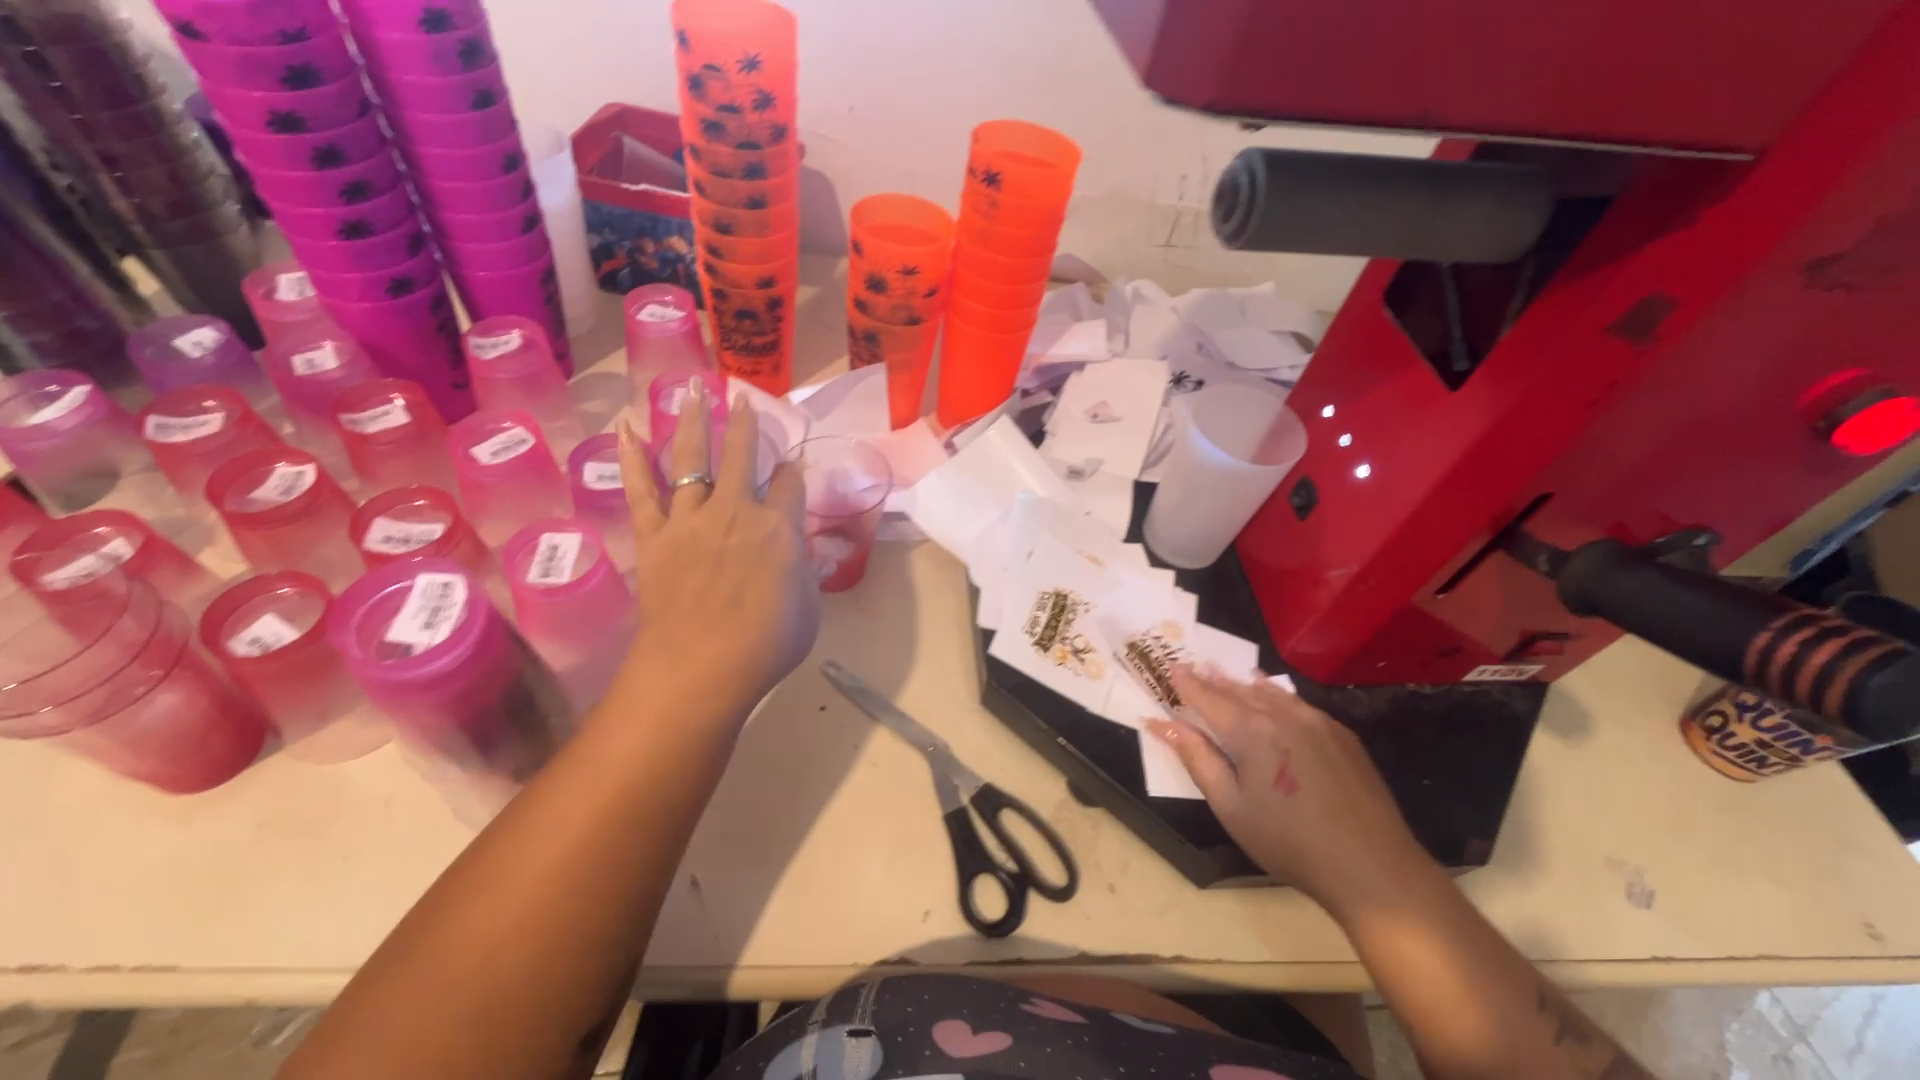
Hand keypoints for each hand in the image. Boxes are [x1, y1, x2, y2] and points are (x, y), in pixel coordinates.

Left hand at [614, 381, 818, 715]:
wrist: (701, 667)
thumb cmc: (767, 645)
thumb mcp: (808, 607)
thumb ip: (806, 570)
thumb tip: (804, 549)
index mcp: (779, 527)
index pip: (791, 484)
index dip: (794, 472)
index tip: (793, 465)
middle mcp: (736, 510)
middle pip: (742, 456)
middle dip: (746, 425)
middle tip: (745, 402)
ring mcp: (691, 519)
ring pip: (692, 459)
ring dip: (694, 422)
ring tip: (692, 391)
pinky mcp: (655, 535)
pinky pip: (642, 490)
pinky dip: (633, 458)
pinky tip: (627, 428)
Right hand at [1148, 665, 1434, 917]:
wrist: (1371, 865)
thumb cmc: (1288, 842)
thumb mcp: (1231, 807)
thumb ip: (1198, 760)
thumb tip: (1164, 724)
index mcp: (1251, 731)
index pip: (1209, 698)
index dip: (1186, 684)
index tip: (1170, 668)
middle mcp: (1284, 714)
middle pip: (1239, 690)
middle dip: (1213, 680)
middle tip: (1192, 667)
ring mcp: (1318, 721)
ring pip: (1271, 693)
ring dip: (1243, 685)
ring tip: (1225, 676)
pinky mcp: (1342, 735)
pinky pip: (1298, 704)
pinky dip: (1276, 696)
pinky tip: (1271, 697)